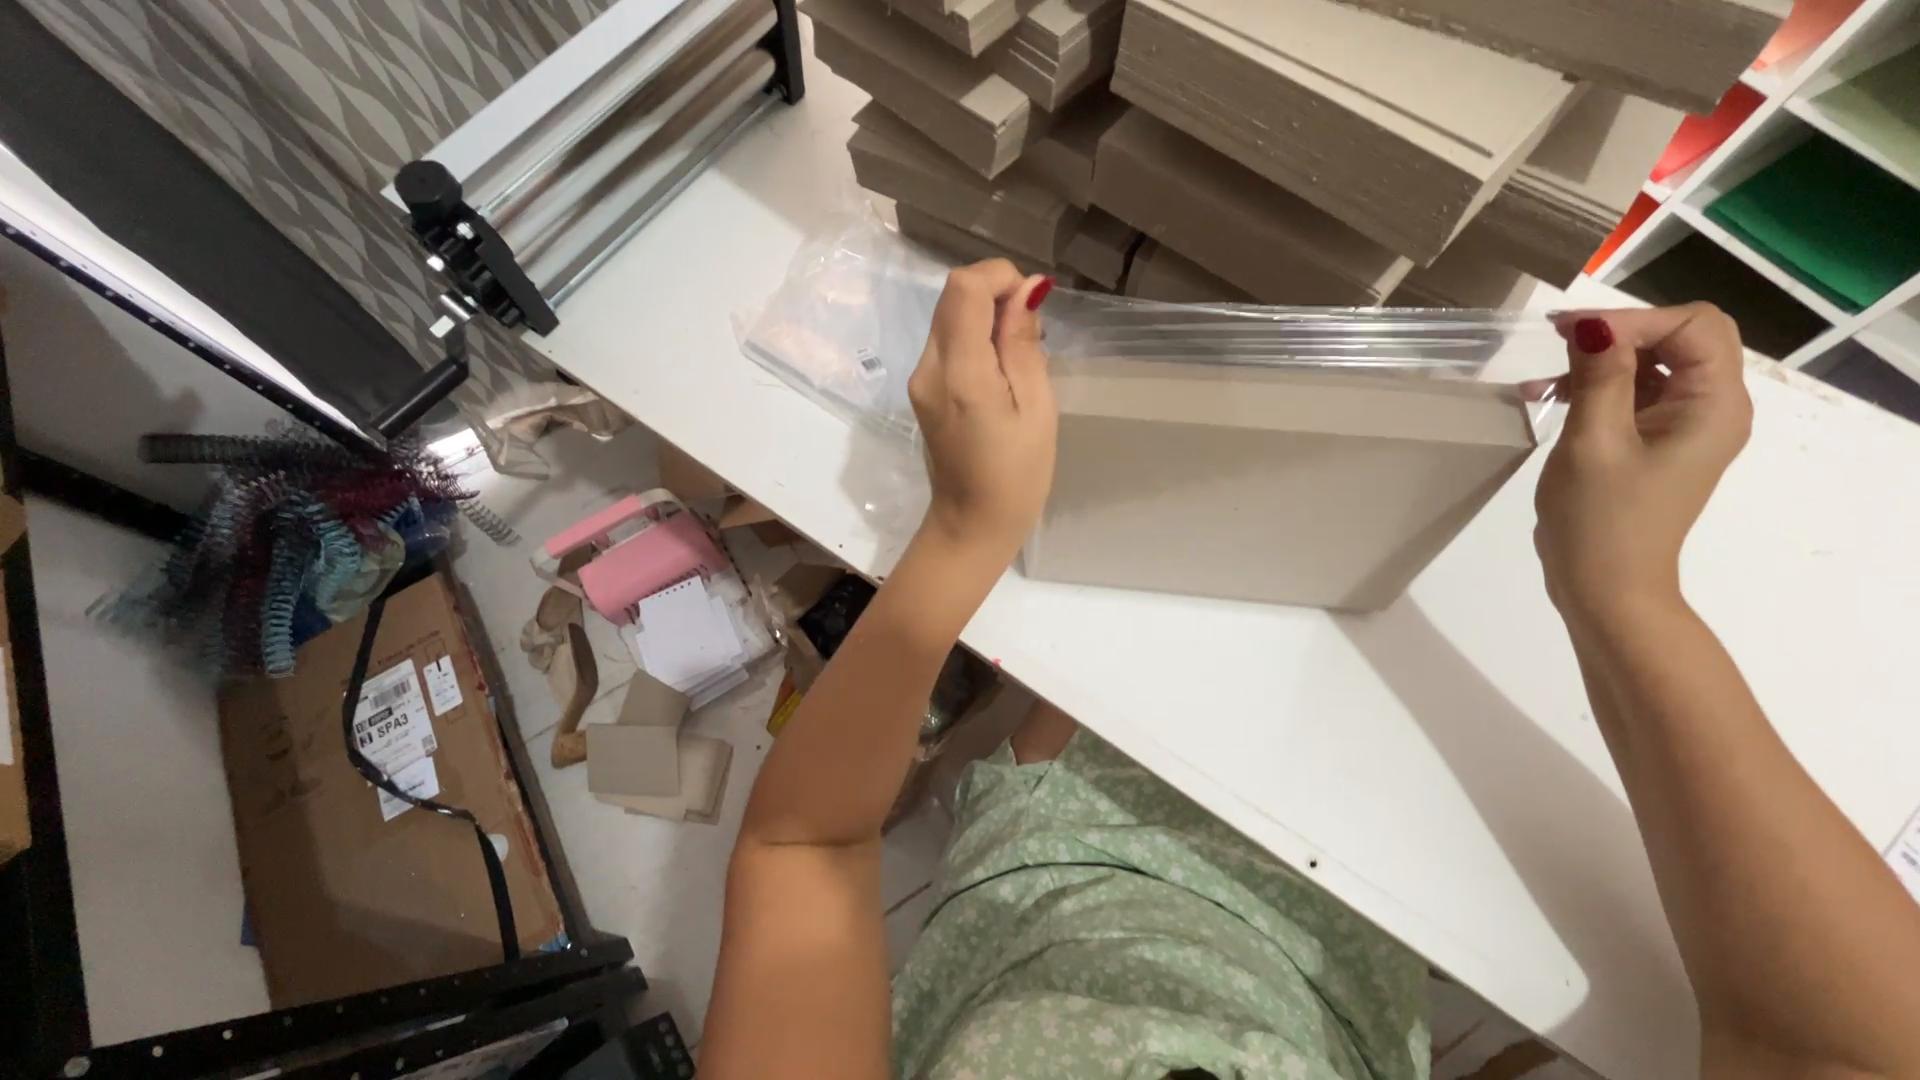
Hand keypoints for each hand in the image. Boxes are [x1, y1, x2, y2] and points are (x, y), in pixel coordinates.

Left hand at [908, 260, 1057, 559]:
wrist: (971, 525)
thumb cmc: (1017, 476)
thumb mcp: (1036, 408)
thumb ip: (1024, 343)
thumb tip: (1027, 288)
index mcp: (959, 373)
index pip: (965, 288)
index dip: (1001, 279)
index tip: (1032, 307)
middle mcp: (928, 368)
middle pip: (951, 296)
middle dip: (995, 294)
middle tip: (1030, 332)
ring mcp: (919, 380)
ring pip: (948, 317)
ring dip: (985, 316)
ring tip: (1019, 355)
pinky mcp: (921, 390)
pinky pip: (947, 342)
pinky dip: (974, 338)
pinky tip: (999, 371)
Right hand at [1531, 304, 1753, 621]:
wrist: (1605, 585)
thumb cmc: (1601, 517)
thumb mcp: (1594, 441)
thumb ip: (1599, 377)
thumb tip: (1592, 324)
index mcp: (1713, 405)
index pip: (1694, 327)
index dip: (1633, 320)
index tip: (1568, 333)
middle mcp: (1711, 409)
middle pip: (1678, 340)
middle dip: (1616, 334)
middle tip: (1554, 343)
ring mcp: (1683, 428)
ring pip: (1651, 367)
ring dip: (1598, 363)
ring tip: (1540, 382)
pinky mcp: (1653, 444)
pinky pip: (1633, 397)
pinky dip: (1593, 389)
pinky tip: (1547, 399)